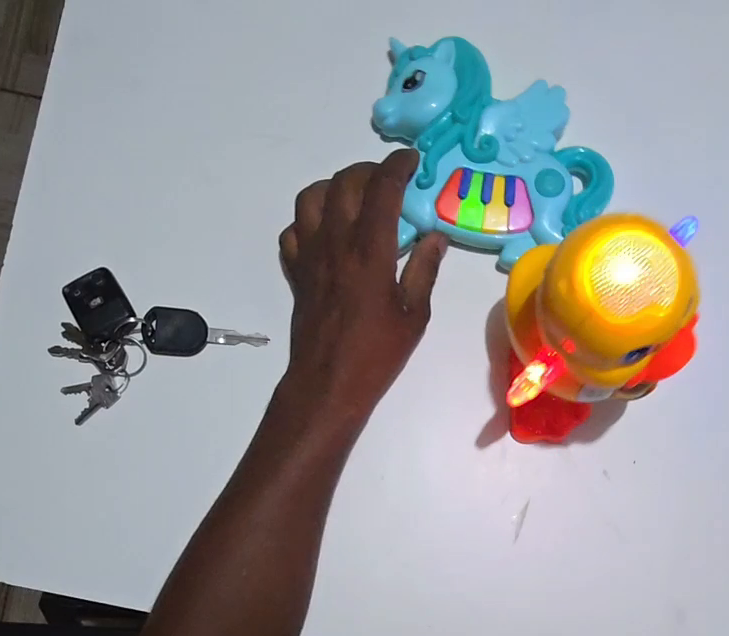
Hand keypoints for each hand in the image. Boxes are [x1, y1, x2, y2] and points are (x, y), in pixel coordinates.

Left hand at [278, 149, 446, 413]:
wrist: (328, 381)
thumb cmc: (377, 354)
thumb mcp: (414, 315)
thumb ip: (424, 270)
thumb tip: (435, 237)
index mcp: (369, 251)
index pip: (382, 189)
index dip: (397, 166)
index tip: (411, 161)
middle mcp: (335, 243)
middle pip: (344, 183)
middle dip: (368, 171)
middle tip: (388, 181)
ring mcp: (310, 255)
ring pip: (311, 198)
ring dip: (334, 188)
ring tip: (354, 199)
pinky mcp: (296, 272)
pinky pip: (293, 231)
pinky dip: (309, 222)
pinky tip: (327, 233)